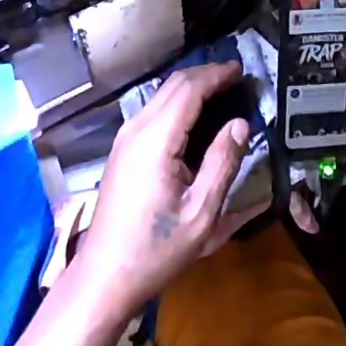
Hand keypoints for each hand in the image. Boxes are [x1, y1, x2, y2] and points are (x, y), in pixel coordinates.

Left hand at [71, 62, 256, 320]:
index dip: (216, 75)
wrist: (105, 275)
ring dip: (190, 87)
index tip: (241, 70)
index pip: (188, 89)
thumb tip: (240, 125)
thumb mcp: (201, 215)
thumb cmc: (155, 249)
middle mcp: (137, 128)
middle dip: (204, 75)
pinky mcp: (122, 149)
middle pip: (172, 85)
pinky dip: (178, 102)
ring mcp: (125, 137)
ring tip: (221, 91)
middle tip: (236, 78)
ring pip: (161, 95)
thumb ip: (222, 164)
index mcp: (156, 139)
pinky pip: (154, 111)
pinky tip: (194, 115)